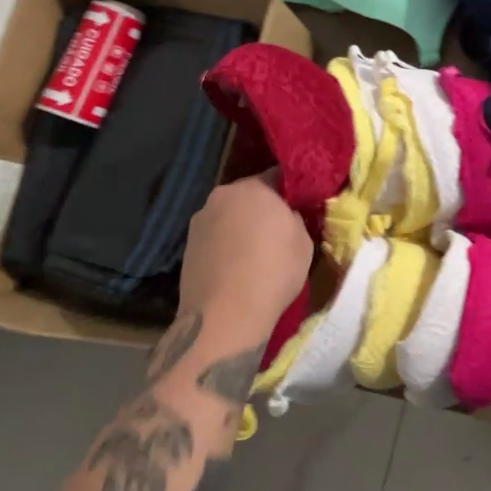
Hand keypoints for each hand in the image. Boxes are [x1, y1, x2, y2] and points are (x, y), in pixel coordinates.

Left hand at [177, 172, 311, 330]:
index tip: (301, 204)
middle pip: (249, 194)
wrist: (225, 315)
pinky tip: (237, 266)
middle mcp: (221, 196)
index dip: (292, 190)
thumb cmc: (273, 272)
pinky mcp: (187, 246)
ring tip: (256, 252)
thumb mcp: (303, 241)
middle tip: (280, 229)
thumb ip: (294, 218)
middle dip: (263, 207)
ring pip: (229, 215)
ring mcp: (199, 221)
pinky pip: (216, 236)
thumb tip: (285, 216)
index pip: (278, 175)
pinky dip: (227, 244)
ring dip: (242, 226)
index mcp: (252, 188)